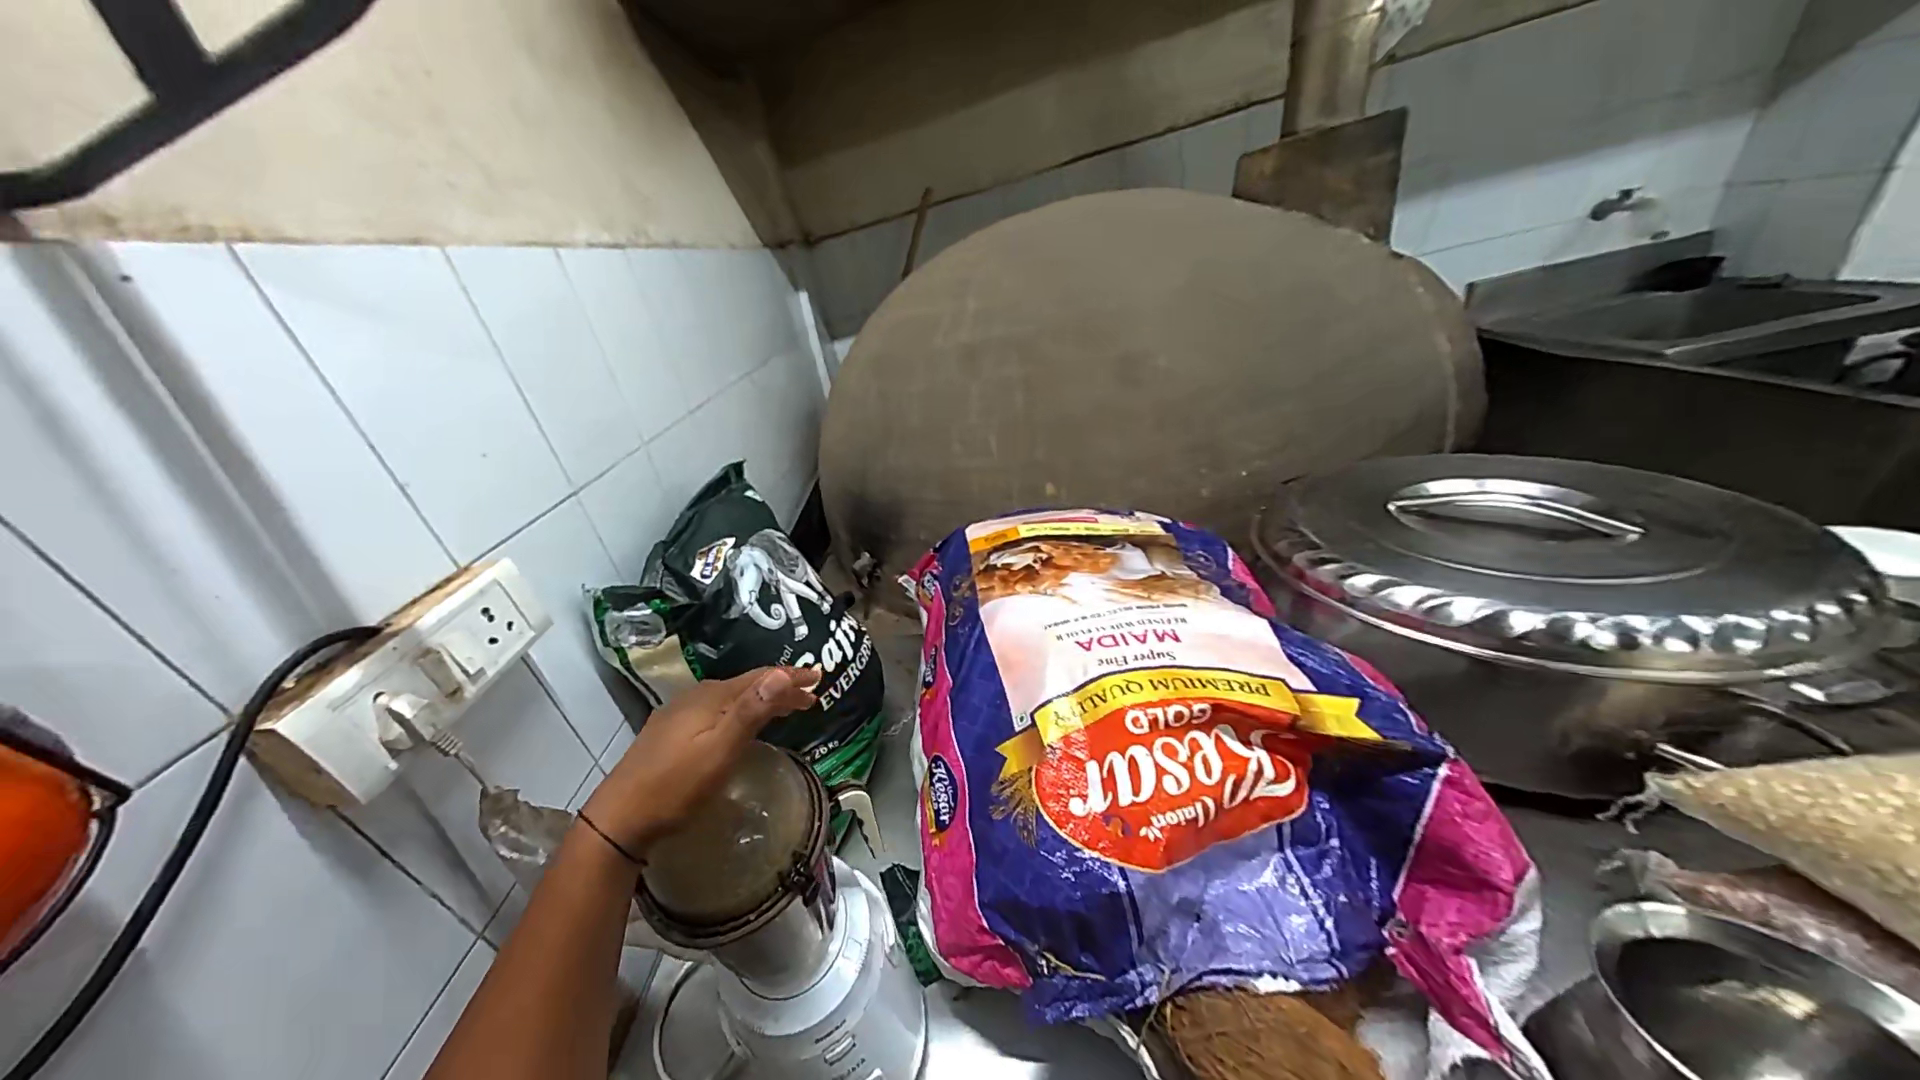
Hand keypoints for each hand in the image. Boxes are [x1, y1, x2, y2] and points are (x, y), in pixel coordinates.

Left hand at [580, 666, 820, 858]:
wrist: (618, 819)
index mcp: (712, 697)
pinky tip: (741, 724)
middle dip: (780, 687)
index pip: (761, 677)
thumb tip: (782, 672)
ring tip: (785, 709)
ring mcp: (680, 713)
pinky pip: (717, 709)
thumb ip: (751, 711)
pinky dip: (741, 710)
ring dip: (761, 699)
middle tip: (810, 697)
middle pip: (747, 685)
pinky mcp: (670, 731)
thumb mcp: (720, 750)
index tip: (820, 677)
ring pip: (731, 697)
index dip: (791, 676)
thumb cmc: (676, 787)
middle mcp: (696, 696)